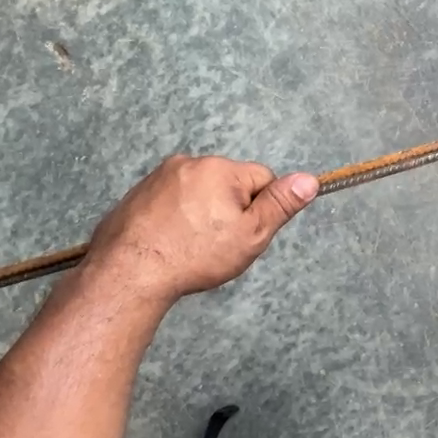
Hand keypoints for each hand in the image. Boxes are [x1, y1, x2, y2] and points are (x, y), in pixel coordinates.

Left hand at [84, 156, 318, 304]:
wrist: (128, 273)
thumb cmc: (195, 256)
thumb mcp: (251, 234)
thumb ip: (281, 204)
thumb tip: (310, 179)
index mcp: (220, 169)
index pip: (263, 179)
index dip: (261, 209)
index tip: (243, 233)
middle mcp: (188, 163)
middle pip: (230, 184)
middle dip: (231, 209)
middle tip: (219, 242)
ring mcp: (158, 177)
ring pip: (201, 192)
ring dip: (204, 212)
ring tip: (193, 245)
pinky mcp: (137, 193)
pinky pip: (173, 199)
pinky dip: (178, 217)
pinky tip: (172, 241)